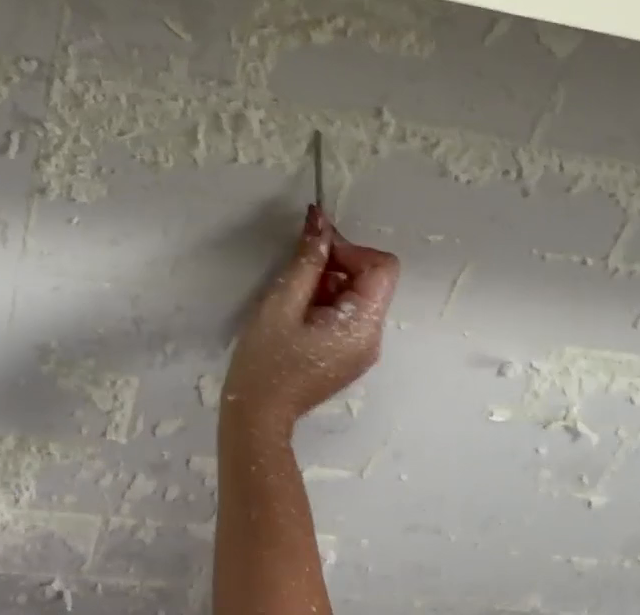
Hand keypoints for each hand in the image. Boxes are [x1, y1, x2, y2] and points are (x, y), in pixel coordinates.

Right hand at [222, 205, 400, 437]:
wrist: (257, 416)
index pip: (382, 266)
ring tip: (293, 297)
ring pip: (358, 294)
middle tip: (298, 271)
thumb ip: (307, 260)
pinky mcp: (348, 354)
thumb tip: (321, 222)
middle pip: (372, 279)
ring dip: (328, 282)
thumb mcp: (281, 302)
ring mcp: (362, 348)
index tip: (314, 252)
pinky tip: (297, 313)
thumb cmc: (266, 359)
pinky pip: (347, 313)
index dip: (350, 249)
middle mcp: (373, 336)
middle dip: (337, 264)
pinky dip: (326, 301)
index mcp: (363, 324)